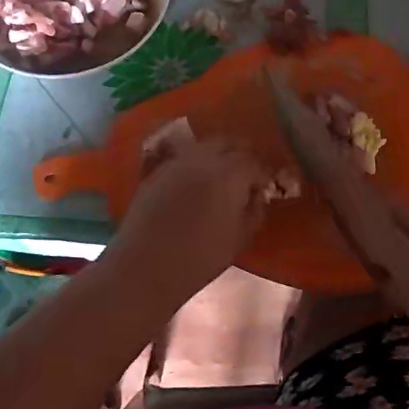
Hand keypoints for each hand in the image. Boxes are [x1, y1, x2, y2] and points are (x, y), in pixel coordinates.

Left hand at [104, 138, 266, 303]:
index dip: (262, 173)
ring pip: (203, 147)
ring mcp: (175, 163)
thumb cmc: (199, 259)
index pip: (253, 161)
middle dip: (240, 155)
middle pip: (227, 143)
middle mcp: (202, 159)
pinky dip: (194, 164)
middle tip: (245, 176)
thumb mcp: (239, 239)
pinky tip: (195, 185)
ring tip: (220, 180)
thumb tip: (254, 195)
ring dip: (216, 156)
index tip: (263, 188)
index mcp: (228, 173)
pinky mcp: (155, 172)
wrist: (145, 266)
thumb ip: (253, 211)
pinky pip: (182, 158)